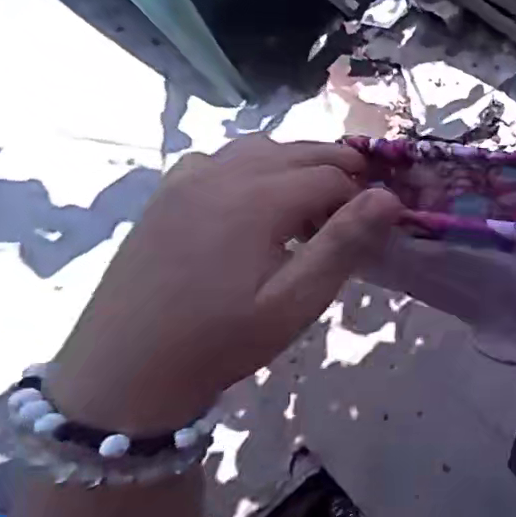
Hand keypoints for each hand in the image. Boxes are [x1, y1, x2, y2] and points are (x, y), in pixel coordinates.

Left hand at [48, 137, 401, 433]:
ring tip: (314, 205)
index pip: (329, 175)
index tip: (377, 226)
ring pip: (257, 149)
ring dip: (296, 165)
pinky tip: (257, 205)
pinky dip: (253, 168)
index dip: (362, 195)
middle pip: (295, 151)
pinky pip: (220, 161)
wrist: (127, 367)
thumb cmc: (222, 340)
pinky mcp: (165, 195)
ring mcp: (185, 180)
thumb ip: (343, 244)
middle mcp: (220, 174)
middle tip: (361, 205)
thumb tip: (388, 197)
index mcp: (255, 198)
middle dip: (336, 169)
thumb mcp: (296, 301)